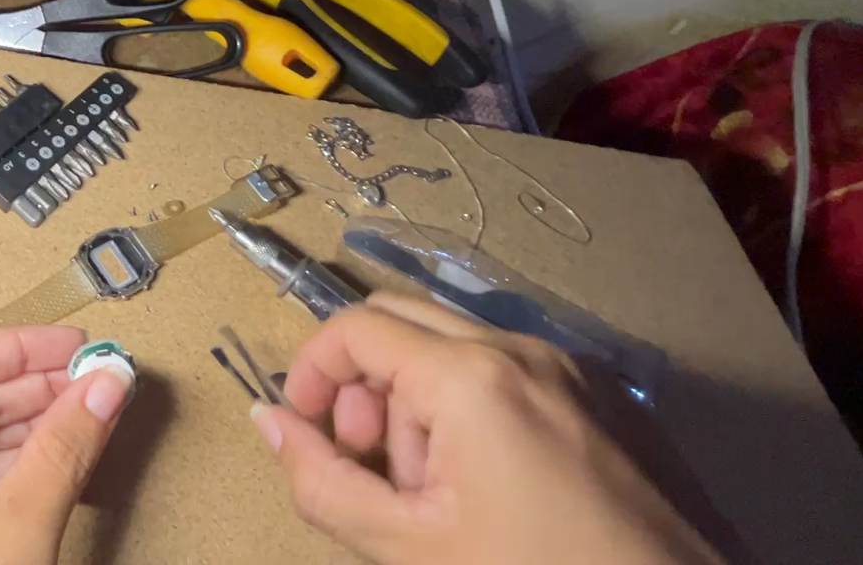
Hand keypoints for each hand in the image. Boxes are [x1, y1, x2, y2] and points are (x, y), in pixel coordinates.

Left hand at [0, 326, 132, 564]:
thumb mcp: (16, 523)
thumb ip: (65, 442)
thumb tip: (103, 386)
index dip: (30, 346)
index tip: (80, 343)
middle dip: (37, 385)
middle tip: (97, 377)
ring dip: (29, 422)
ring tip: (87, 410)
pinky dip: (8, 459)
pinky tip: (55, 452)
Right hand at [249, 294, 723, 564]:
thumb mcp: (409, 549)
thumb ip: (321, 481)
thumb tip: (266, 420)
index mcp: (471, 374)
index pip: (353, 328)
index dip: (310, 369)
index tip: (304, 427)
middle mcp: (518, 349)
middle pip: (394, 319)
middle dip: (359, 380)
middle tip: (362, 453)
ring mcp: (565, 371)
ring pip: (442, 346)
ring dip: (409, 400)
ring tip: (429, 489)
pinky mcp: (597, 399)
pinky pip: (494, 370)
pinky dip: (458, 407)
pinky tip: (478, 483)